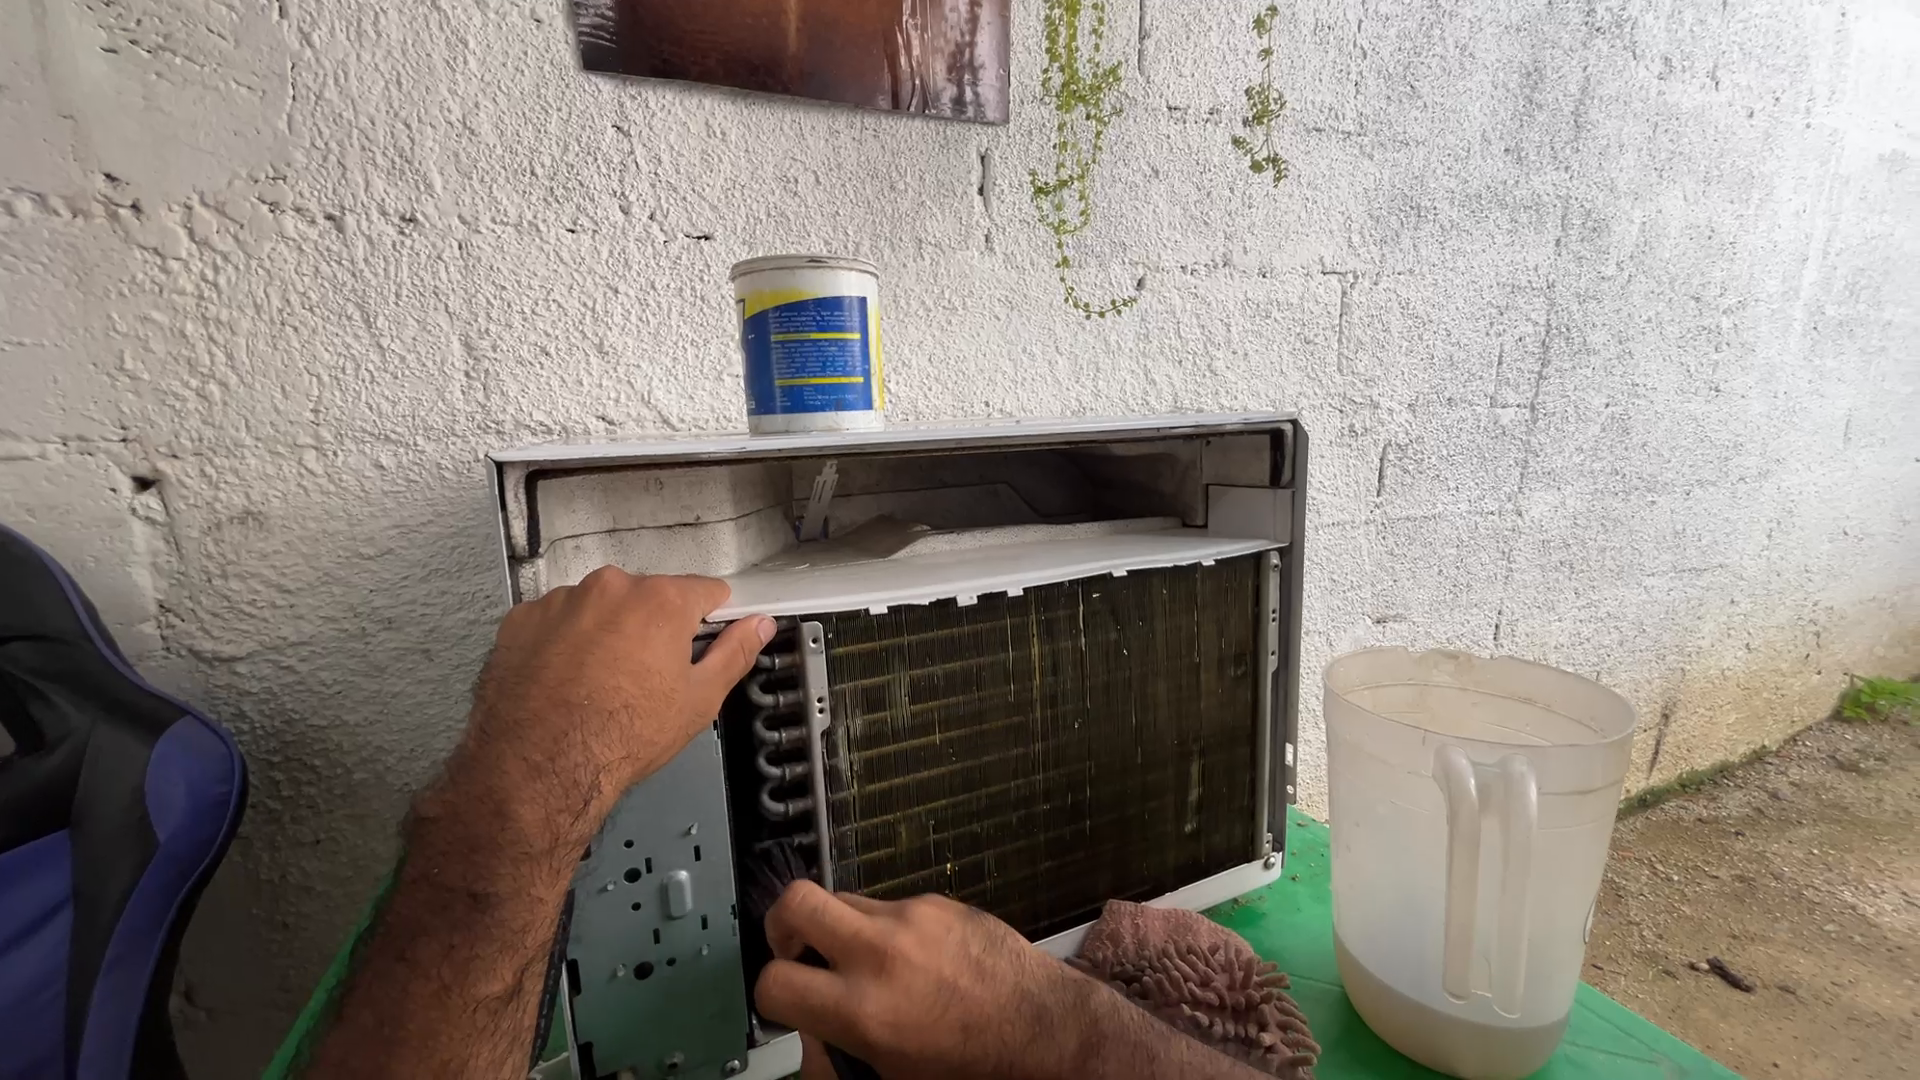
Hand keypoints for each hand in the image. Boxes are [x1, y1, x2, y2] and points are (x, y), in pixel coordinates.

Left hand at [444, 567, 773, 848]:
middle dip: (657, 627)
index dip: (712, 619)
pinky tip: (570, 679)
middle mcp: (612, 588)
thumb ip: (735, 652)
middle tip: (651, 676)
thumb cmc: (618, 736)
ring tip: (604, 682)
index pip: (707, 590)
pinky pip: (559, 620)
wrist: (536, 769)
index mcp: (662, 601)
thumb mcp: (700, 699)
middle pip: (652, 596)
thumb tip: (758, 626)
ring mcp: (563, 601)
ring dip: (611, 631)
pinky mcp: (522, 620)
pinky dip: (568, 640)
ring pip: (604, 607)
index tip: (703, 642)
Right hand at [754, 883, 1099, 1079]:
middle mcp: (880, 951)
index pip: (775, 982)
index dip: (770, 994)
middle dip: (782, 923)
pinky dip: (887, 928)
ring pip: (845, 899)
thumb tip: (811, 1034)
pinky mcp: (936, 900)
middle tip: (795, 949)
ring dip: (840, 927)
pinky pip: (891, 906)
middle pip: (797, 901)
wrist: (1040, 1026)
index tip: (786, 1000)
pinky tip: (913, 959)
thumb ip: (836, 1055)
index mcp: (863, 1010)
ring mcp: (910, 916)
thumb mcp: (888, 1076)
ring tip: (865, 962)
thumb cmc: (969, 1065)